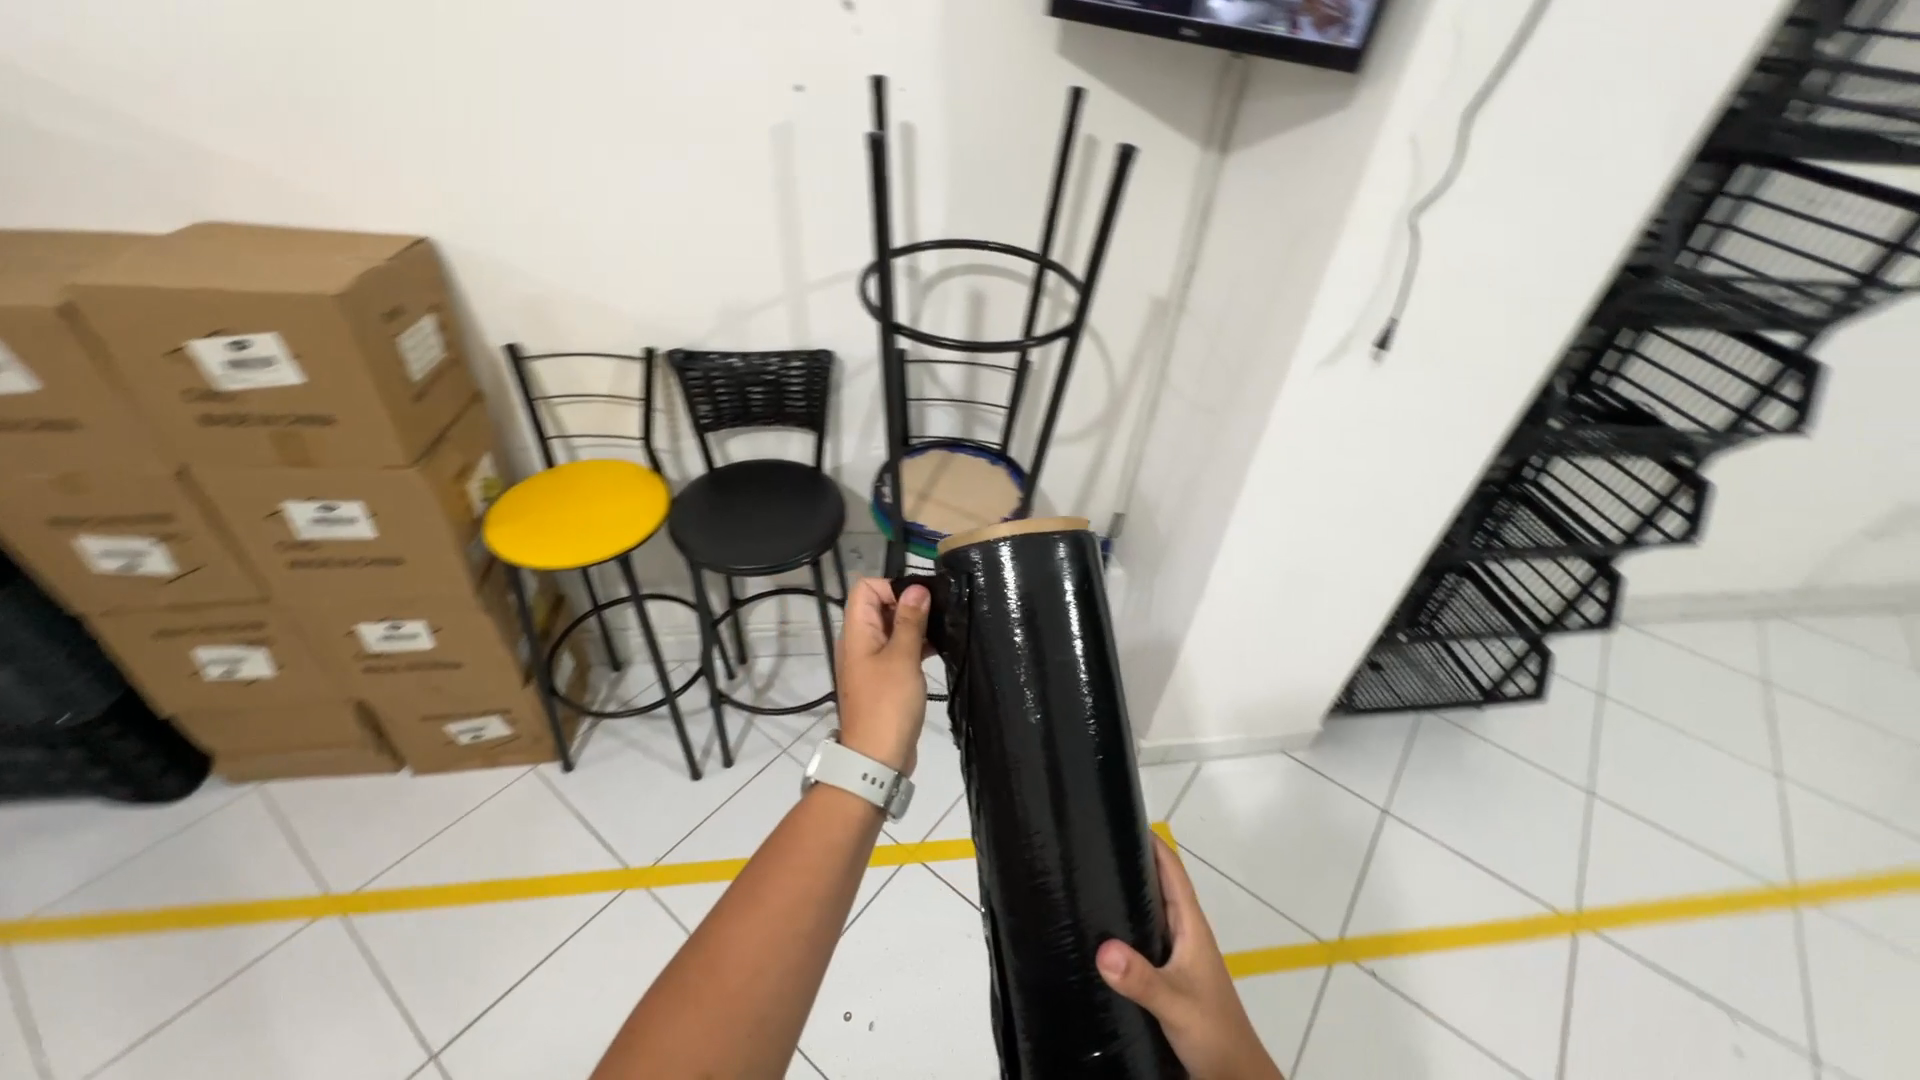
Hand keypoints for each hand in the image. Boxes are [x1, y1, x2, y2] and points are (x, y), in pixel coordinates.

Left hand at [834, 578, 930, 774]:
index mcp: (856, 632)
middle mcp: (860, 642)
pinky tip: (940, 649)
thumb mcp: (902, 658)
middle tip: (940, 613)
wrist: (877, 757)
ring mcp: (871, 661)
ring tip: (945, 630)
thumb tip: (917, 588)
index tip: (920, 601)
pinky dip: (916, 646)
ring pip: (892, 629)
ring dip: (915, 626)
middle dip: (909, 604)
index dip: (892, 587)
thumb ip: (910, 621)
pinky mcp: (884, 679)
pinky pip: (898, 650)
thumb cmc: (888, 704)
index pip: (866, 588)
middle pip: (879, 606)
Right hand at [1098, 837, 1284, 1079]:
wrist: (1235, 1078)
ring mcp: (1174, 958)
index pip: (1171, 871)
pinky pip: (1138, 944)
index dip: (1151, 842)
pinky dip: (1119, 934)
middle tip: (1086, 846)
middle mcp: (1182, 935)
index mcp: (1191, 927)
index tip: (1120, 817)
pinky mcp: (1164, 980)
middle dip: (1127, 864)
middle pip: (1155, 888)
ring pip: (1145, 916)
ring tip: (1081, 883)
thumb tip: (1102, 948)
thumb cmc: (1214, 1033)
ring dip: (1122, 899)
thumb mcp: (1176, 1004)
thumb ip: (1142, 979)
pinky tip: (1094, 939)